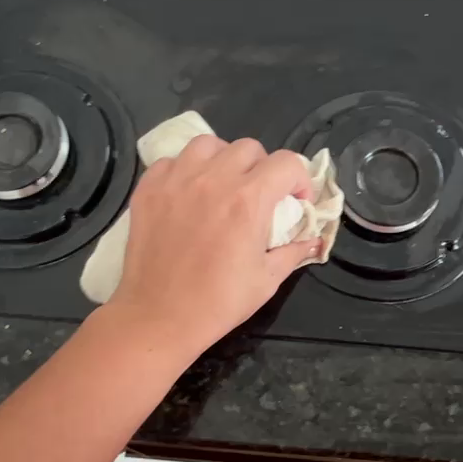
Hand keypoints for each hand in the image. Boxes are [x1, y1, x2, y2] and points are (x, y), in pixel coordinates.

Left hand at [105, 135, 319, 357]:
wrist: (159, 317)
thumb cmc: (218, 302)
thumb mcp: (267, 280)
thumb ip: (294, 251)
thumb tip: (312, 240)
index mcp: (249, 200)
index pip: (287, 163)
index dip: (300, 179)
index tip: (296, 201)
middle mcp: (214, 180)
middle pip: (249, 148)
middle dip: (264, 168)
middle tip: (260, 196)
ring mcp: (177, 181)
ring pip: (209, 145)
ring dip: (224, 160)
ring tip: (223, 185)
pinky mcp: (149, 189)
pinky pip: (172, 161)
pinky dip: (186, 170)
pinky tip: (189, 193)